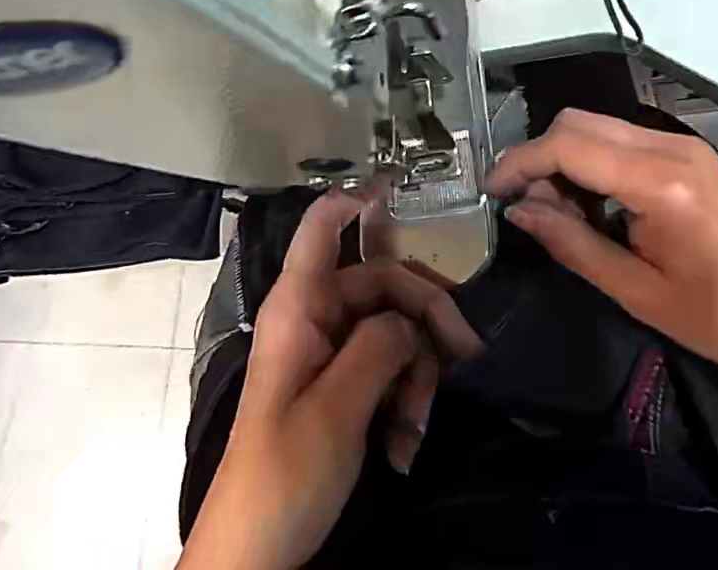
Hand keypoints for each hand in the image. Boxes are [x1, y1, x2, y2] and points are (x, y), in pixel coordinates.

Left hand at [180, 189, 483, 569]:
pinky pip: (387, 367)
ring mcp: (328, 349)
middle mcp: (315, 315)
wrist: (253, 557)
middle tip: (464, 356)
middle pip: (383, 283)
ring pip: (394, 330)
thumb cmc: (282, 477)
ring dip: (417, 375)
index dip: (357, 198)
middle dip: (424, 323)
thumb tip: (411, 318)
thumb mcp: (337, 410)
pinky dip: (405, 399)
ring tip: (416, 430)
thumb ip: (380, 347)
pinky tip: (407, 444)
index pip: (322, 227)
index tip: (400, 185)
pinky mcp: (340, 382)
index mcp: (300, 306)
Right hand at [489, 110, 717, 401]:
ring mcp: (686, 146)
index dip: (520, 163)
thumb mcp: (638, 293)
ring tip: (558, 212)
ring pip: (599, 127)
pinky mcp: (692, 155)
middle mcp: (671, 147)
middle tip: (526, 207)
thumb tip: (518, 210)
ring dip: (566, 158)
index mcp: (660, 183)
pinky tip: (595, 203)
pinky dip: (594, 162)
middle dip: (540, 157)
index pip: (568, 146)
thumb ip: (572, 243)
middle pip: (579, 123)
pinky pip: (624, 140)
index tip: (493, 192)